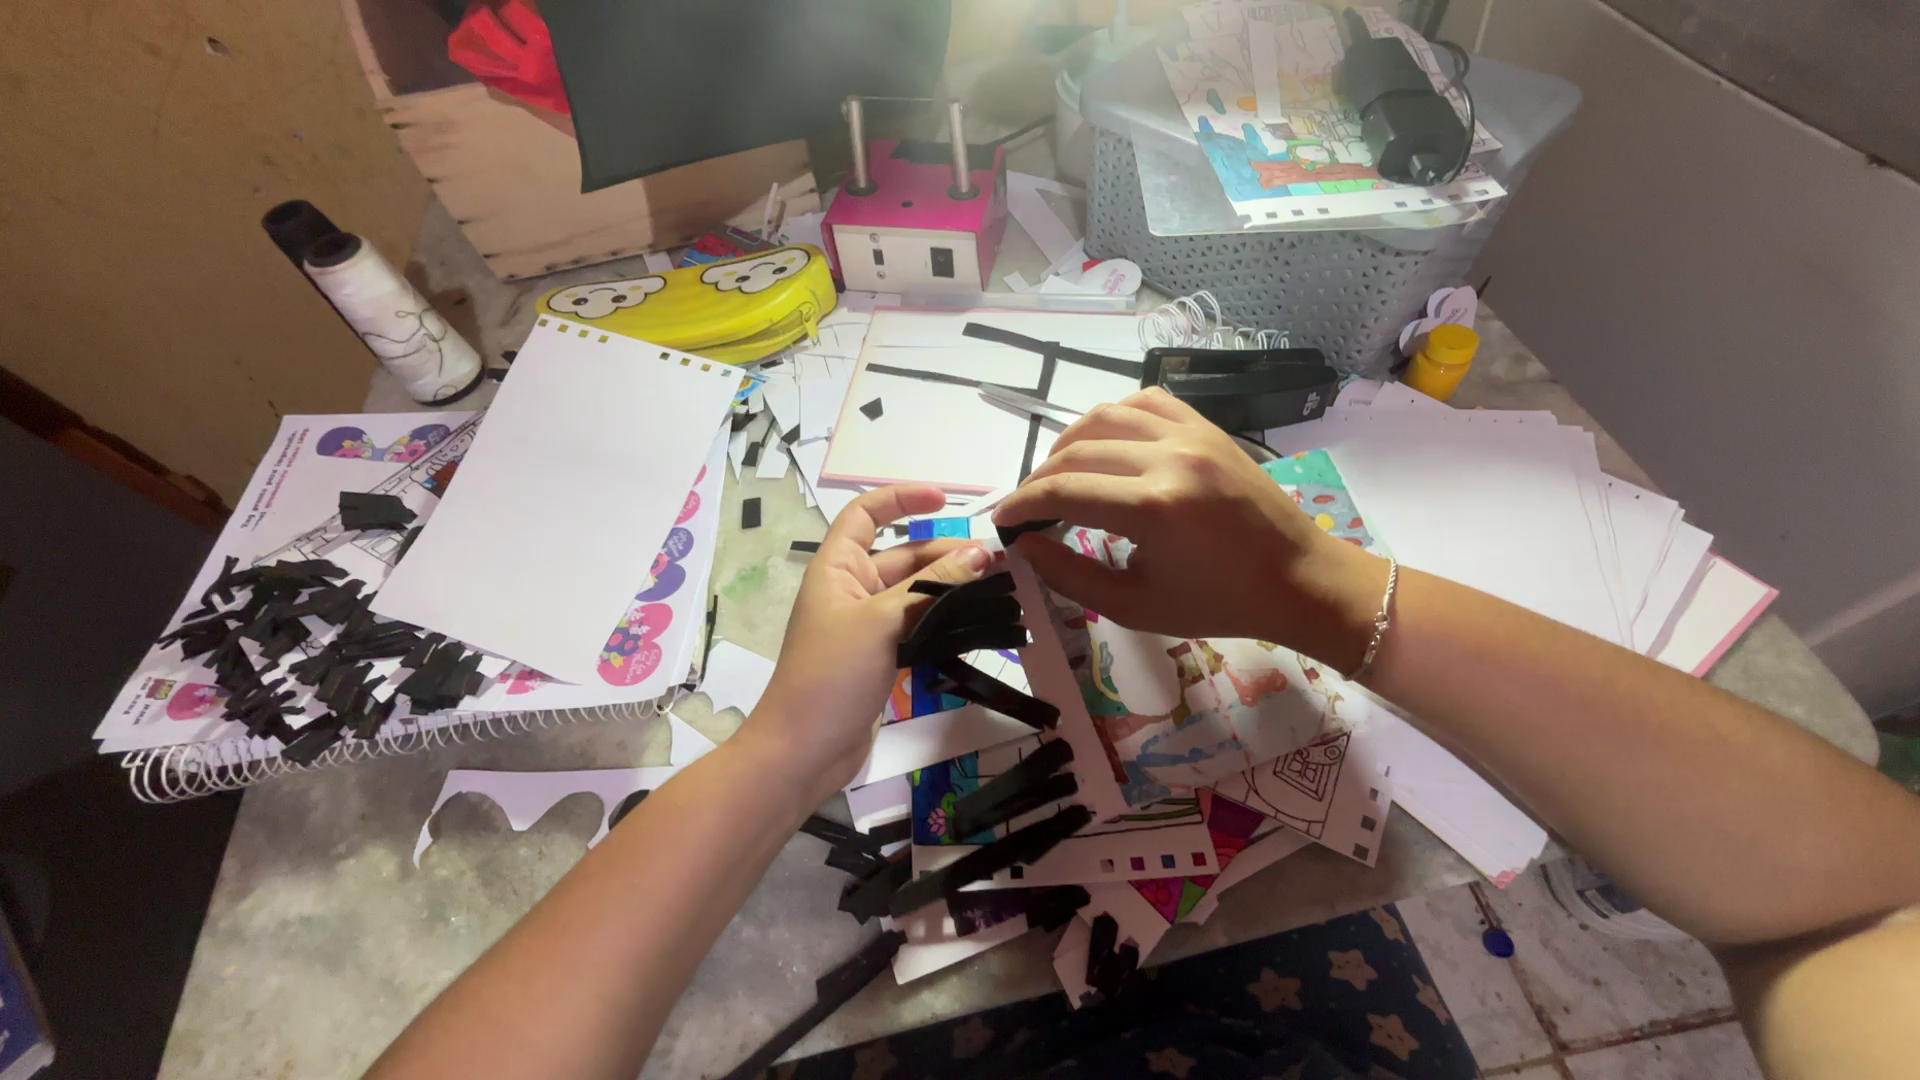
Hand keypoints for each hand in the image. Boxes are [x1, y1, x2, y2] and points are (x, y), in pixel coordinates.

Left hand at [745, 485, 993, 800]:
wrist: (803, 751)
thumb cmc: (831, 674)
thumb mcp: (881, 622)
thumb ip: (931, 588)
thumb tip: (979, 554)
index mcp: (837, 568)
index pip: (866, 515)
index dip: (901, 499)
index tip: (944, 499)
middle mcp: (852, 590)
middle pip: (903, 556)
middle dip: (944, 552)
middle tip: (995, 562)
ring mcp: (868, 627)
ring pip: (916, 593)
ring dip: (951, 587)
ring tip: (996, 586)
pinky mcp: (883, 658)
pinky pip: (919, 626)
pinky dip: (946, 620)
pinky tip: (978, 621)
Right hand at [991, 387, 1386, 670]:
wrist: (1298, 578)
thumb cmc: (1218, 603)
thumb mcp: (1136, 607)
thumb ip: (1071, 576)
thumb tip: (1025, 545)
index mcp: (1154, 508)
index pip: (1063, 492)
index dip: (1022, 505)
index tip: (1002, 521)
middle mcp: (1169, 458)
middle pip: (1076, 453)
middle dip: (1038, 480)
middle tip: (1027, 508)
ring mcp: (1192, 434)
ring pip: (1103, 417)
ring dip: (1068, 443)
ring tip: (1057, 473)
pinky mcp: (1206, 426)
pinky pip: (1143, 401)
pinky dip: (1111, 417)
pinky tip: (1101, 442)